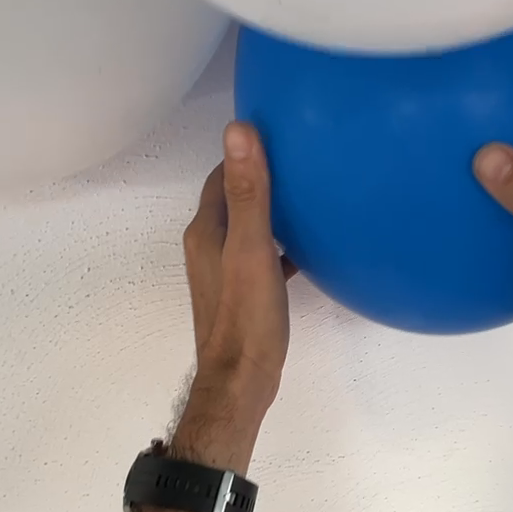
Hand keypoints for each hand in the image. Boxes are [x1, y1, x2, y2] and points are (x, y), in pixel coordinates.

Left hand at [177, 122, 295, 470]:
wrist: (242, 380)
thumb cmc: (248, 316)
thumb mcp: (251, 250)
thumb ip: (247, 193)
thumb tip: (238, 131)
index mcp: (206, 232)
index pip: (222, 176)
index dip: (246, 154)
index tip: (280, 137)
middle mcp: (208, 247)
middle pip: (233, 200)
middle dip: (260, 180)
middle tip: (300, 164)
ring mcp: (223, 272)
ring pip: (246, 229)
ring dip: (270, 213)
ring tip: (307, 200)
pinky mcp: (240, 293)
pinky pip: (259, 257)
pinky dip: (278, 246)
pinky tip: (304, 250)